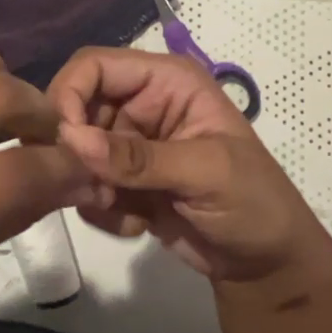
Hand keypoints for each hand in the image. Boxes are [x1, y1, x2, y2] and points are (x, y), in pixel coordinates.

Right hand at [49, 47, 331, 284]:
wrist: (267, 266)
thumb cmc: (255, 204)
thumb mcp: (206, 173)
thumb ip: (137, 157)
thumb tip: (71, 138)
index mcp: (166, 81)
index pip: (94, 65)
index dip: (70, 93)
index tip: (64, 140)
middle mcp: (141, 104)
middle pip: (75, 107)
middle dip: (77, 151)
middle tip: (96, 189)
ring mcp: (128, 145)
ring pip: (75, 152)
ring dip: (91, 185)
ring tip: (127, 210)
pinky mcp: (120, 182)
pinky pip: (83, 186)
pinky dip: (102, 210)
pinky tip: (139, 224)